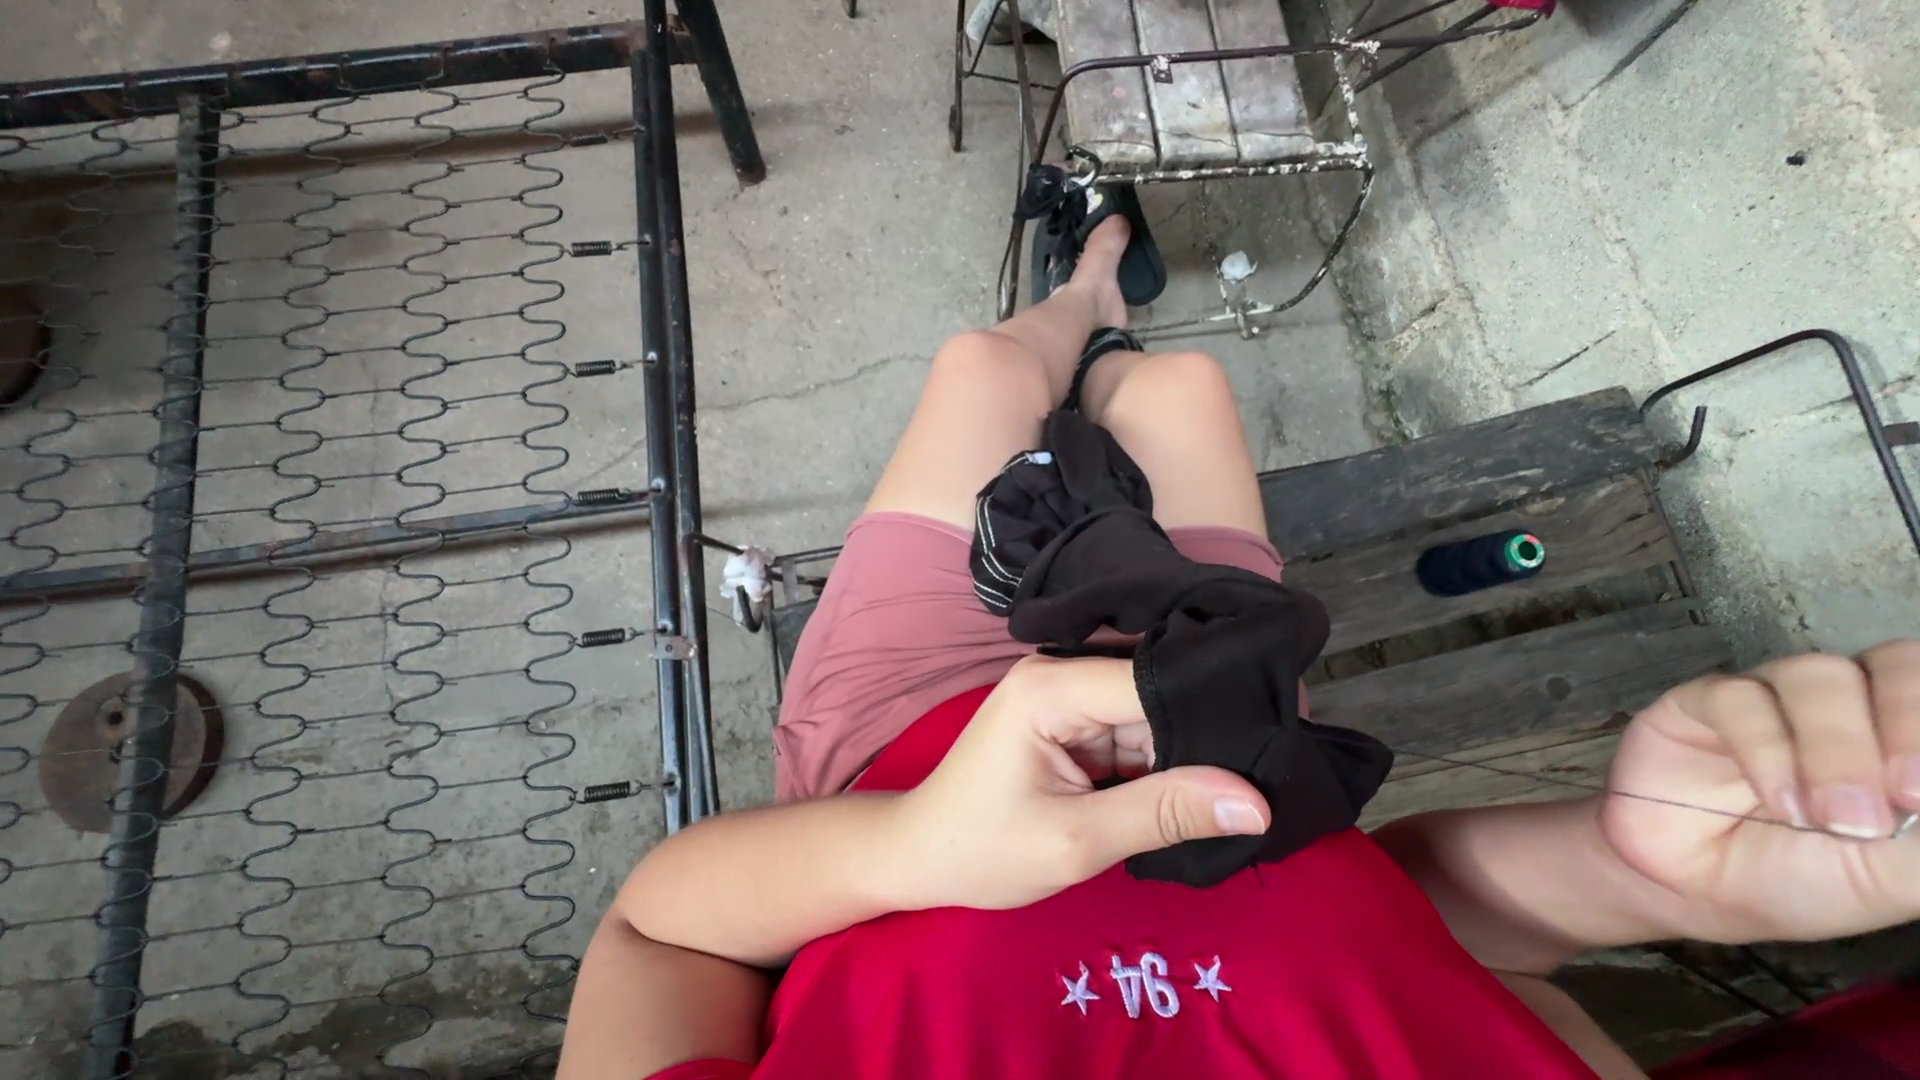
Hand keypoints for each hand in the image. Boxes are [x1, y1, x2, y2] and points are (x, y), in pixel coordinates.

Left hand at [891, 654, 1269, 910]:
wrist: (923, 856)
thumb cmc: (985, 850)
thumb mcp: (1077, 841)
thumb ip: (1163, 813)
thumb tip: (1254, 800)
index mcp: (1051, 687)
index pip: (1153, 679)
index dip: (1212, 707)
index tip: (1273, 737)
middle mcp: (1058, 674)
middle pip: (1153, 692)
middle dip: (1200, 735)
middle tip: (1261, 775)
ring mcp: (1062, 695)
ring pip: (1147, 715)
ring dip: (1181, 754)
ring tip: (1233, 789)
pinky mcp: (1067, 721)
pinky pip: (1129, 732)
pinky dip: (1155, 764)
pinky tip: (1188, 791)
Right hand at [1601, 640, 1919, 943]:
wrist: (1696, 888)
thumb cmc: (1809, 878)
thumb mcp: (1900, 874)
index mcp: (1900, 733)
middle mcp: (1843, 703)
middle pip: (1893, 663)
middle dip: (1907, 724)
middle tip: (1904, 800)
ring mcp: (1766, 696)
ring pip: (1814, 676)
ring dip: (1836, 748)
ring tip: (1833, 818)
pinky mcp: (1697, 701)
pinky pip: (1736, 699)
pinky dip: (1766, 751)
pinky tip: (1778, 802)